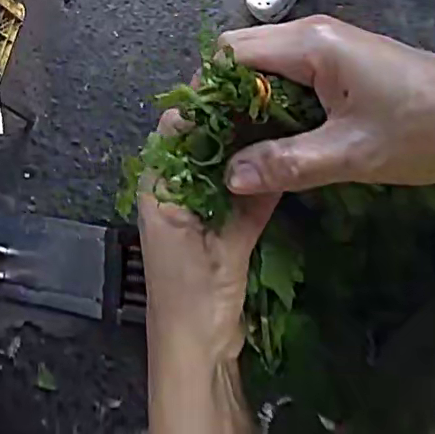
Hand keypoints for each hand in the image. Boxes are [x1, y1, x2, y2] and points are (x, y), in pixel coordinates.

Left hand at [137, 113, 279, 361]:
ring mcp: (192, 201)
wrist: (194, 352)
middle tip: (263, 93)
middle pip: (197, 137)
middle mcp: (172, 186)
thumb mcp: (224, 247)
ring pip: (213, 156)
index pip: (175, 127)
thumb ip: (249, 204)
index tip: (235, 82)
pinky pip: (227, 181)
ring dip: (239, 138)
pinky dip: (246, 168)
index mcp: (160, 185)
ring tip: (273, 113)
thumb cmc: (194, 298)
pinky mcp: (211, 218)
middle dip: (226, 115)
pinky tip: (274, 153)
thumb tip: (273, 156)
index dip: (202, 101)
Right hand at [220, 16, 434, 194]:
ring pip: (264, 61)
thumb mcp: (351, 154)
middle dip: (224, 95)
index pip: (231, 52)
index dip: (208, 90)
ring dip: (249, 98)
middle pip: (242, 52)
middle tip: (220, 143)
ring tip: (243, 143)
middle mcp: (309, 32)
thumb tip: (229, 176)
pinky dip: (273, 97)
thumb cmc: (422, 129)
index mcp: (308, 44)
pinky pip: (287, 69)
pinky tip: (279, 132)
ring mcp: (325, 42)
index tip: (202, 133)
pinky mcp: (337, 56)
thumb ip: (287, 163)